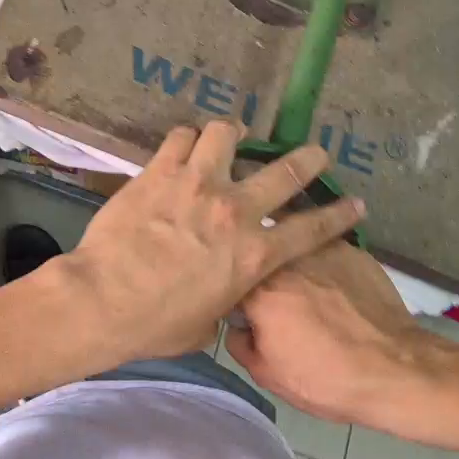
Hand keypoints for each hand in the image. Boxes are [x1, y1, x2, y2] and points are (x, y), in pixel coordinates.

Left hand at [32, 121, 364, 375]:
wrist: (103, 299)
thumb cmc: (156, 324)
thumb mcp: (206, 324)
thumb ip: (225, 300)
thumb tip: (225, 296)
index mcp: (255, 255)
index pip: (311, 231)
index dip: (338, 215)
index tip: (355, 202)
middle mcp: (235, 211)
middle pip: (284, 171)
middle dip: (307, 159)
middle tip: (314, 152)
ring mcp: (198, 184)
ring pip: (227, 134)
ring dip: (233, 133)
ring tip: (232, 135)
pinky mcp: (161, 170)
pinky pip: (181, 137)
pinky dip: (187, 139)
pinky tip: (185, 145)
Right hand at [227, 243, 452, 427]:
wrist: (396, 370)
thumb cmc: (327, 379)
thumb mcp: (268, 376)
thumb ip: (239, 344)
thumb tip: (239, 326)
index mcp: (257, 288)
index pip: (226, 276)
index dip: (228, 291)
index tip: (239, 306)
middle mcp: (284, 258)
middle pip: (260, 254)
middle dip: (260, 270)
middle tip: (274, 299)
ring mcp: (320, 248)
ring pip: (292, 247)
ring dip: (290, 263)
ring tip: (305, 289)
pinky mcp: (351, 250)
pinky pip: (324, 251)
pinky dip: (323, 266)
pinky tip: (335, 289)